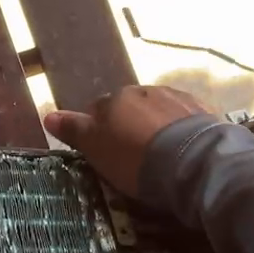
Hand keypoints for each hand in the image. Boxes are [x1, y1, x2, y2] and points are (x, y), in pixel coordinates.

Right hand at [44, 86, 213, 196]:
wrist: (193, 162)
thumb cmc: (134, 159)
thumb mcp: (95, 149)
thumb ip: (73, 130)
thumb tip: (48, 115)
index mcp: (114, 99)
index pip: (98, 110)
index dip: (99, 132)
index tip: (106, 154)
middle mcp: (144, 90)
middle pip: (130, 108)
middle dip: (131, 126)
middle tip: (135, 157)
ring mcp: (177, 98)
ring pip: (159, 111)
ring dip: (157, 127)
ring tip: (162, 156)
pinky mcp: (205, 110)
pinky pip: (186, 119)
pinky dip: (182, 131)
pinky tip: (184, 150)